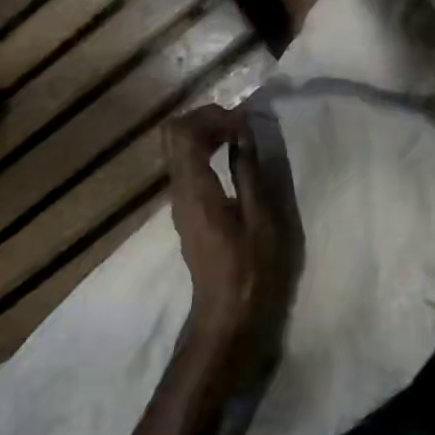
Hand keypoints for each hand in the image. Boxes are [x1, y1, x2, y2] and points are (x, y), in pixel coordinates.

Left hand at [164, 106, 287, 340]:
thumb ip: (250, 172)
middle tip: (239, 123)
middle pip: (172, 135)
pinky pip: (187, 165)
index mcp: (195, 190)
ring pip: (177, 149)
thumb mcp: (262, 218)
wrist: (228, 317)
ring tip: (240, 135)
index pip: (184, 133)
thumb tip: (244, 134)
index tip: (244, 123)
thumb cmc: (251, 270)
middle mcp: (179, 191)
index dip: (213, 116)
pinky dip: (206, 149)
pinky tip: (233, 157)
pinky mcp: (187, 210)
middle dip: (205, 118)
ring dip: (206, 132)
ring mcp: (179, 202)